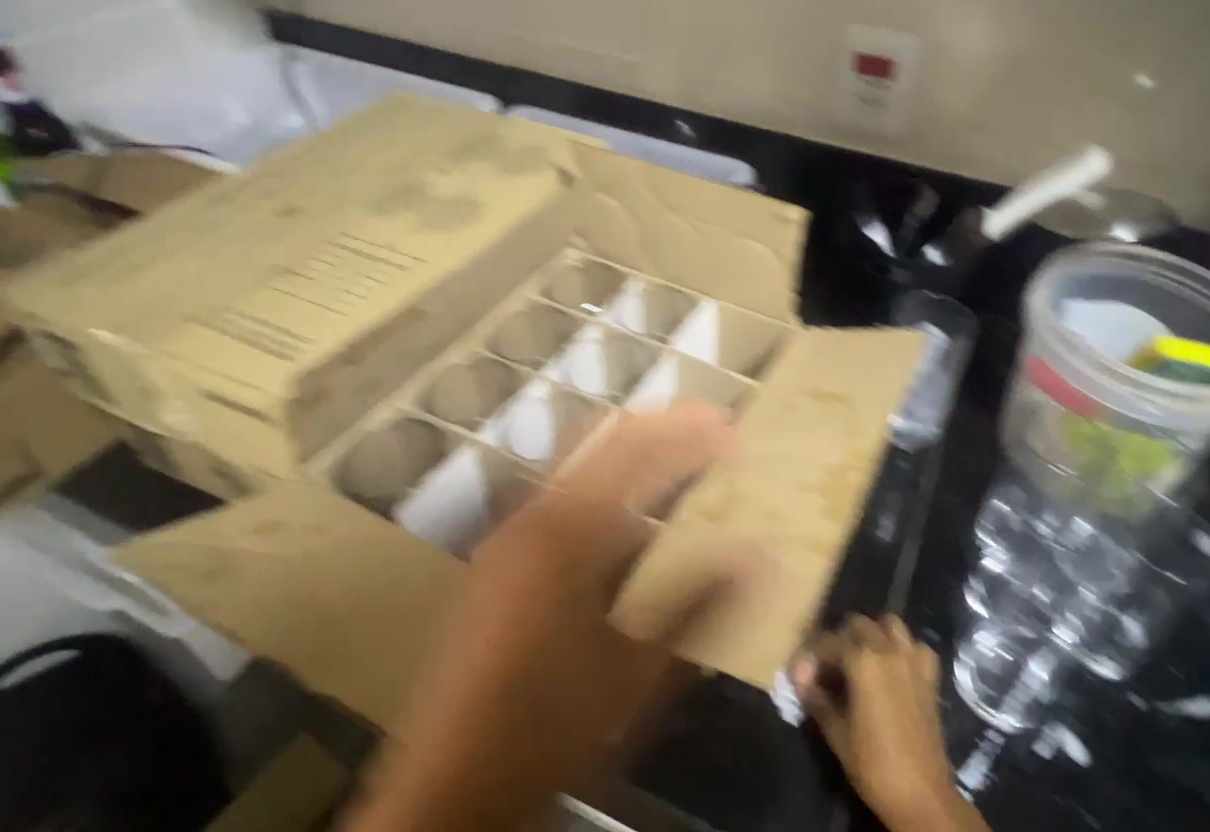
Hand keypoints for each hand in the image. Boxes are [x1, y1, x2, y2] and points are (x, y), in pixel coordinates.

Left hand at [343, 401, 755, 831]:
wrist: (446, 784)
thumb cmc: (547, 726)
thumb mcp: (636, 674)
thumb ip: (701, 605)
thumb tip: (763, 556)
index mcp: (564, 532)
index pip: (636, 448)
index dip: (691, 432)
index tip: (738, 433)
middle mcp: (531, 517)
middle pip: (600, 438)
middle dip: (660, 426)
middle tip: (713, 430)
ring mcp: (508, 537)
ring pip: (577, 466)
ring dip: (632, 456)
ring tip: (684, 467)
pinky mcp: (498, 563)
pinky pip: (561, 499)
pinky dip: (605, 491)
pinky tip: (633, 528)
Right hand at [797, 616, 986, 831]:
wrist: (920, 792)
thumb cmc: (872, 763)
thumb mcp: (835, 731)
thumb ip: (816, 698)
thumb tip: (800, 679)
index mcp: (863, 661)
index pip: (829, 642)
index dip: (813, 656)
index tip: (805, 674)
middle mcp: (889, 650)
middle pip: (858, 624)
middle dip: (841, 639)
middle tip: (830, 666)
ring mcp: (914, 659)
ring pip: (890, 625)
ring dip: (873, 635)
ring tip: (861, 659)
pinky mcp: (931, 675)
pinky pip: (915, 645)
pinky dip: (902, 648)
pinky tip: (893, 669)